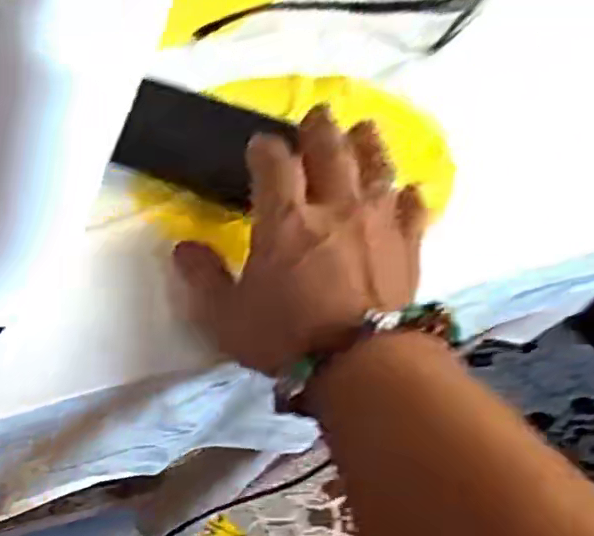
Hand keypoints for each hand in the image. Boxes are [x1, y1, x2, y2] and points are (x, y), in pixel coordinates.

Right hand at [173, 105, 429, 376]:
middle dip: (319, 130)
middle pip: (330, 151)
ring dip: (366, 143)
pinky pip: (410, 204)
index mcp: (284, 223)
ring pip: (375, 165)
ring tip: (360, 131)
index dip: (264, 150)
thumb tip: (182, 248)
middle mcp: (334, 208)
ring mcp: (377, 220)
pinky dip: (403, 191)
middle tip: (314, 118)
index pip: (274, 167)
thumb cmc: (280, 338)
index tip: (258, 144)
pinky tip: (401, 189)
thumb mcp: (224, 315)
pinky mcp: (408, 241)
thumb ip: (203, 278)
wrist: (355, 359)